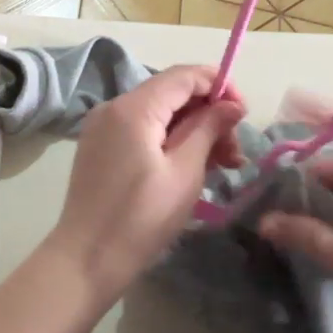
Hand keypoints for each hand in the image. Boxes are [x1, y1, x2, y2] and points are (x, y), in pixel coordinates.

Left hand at [45, 66, 245, 299]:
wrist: (88, 256)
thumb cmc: (142, 217)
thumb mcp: (185, 173)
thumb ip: (208, 129)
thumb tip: (231, 104)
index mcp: (132, 107)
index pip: (183, 76)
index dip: (219, 86)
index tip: (244, 116)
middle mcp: (112, 106)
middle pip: (170, 93)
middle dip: (208, 115)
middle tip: (234, 155)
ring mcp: (102, 126)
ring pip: (157, 113)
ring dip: (191, 131)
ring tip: (221, 166)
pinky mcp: (99, 145)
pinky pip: (140, 129)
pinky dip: (168, 140)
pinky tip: (189, 167)